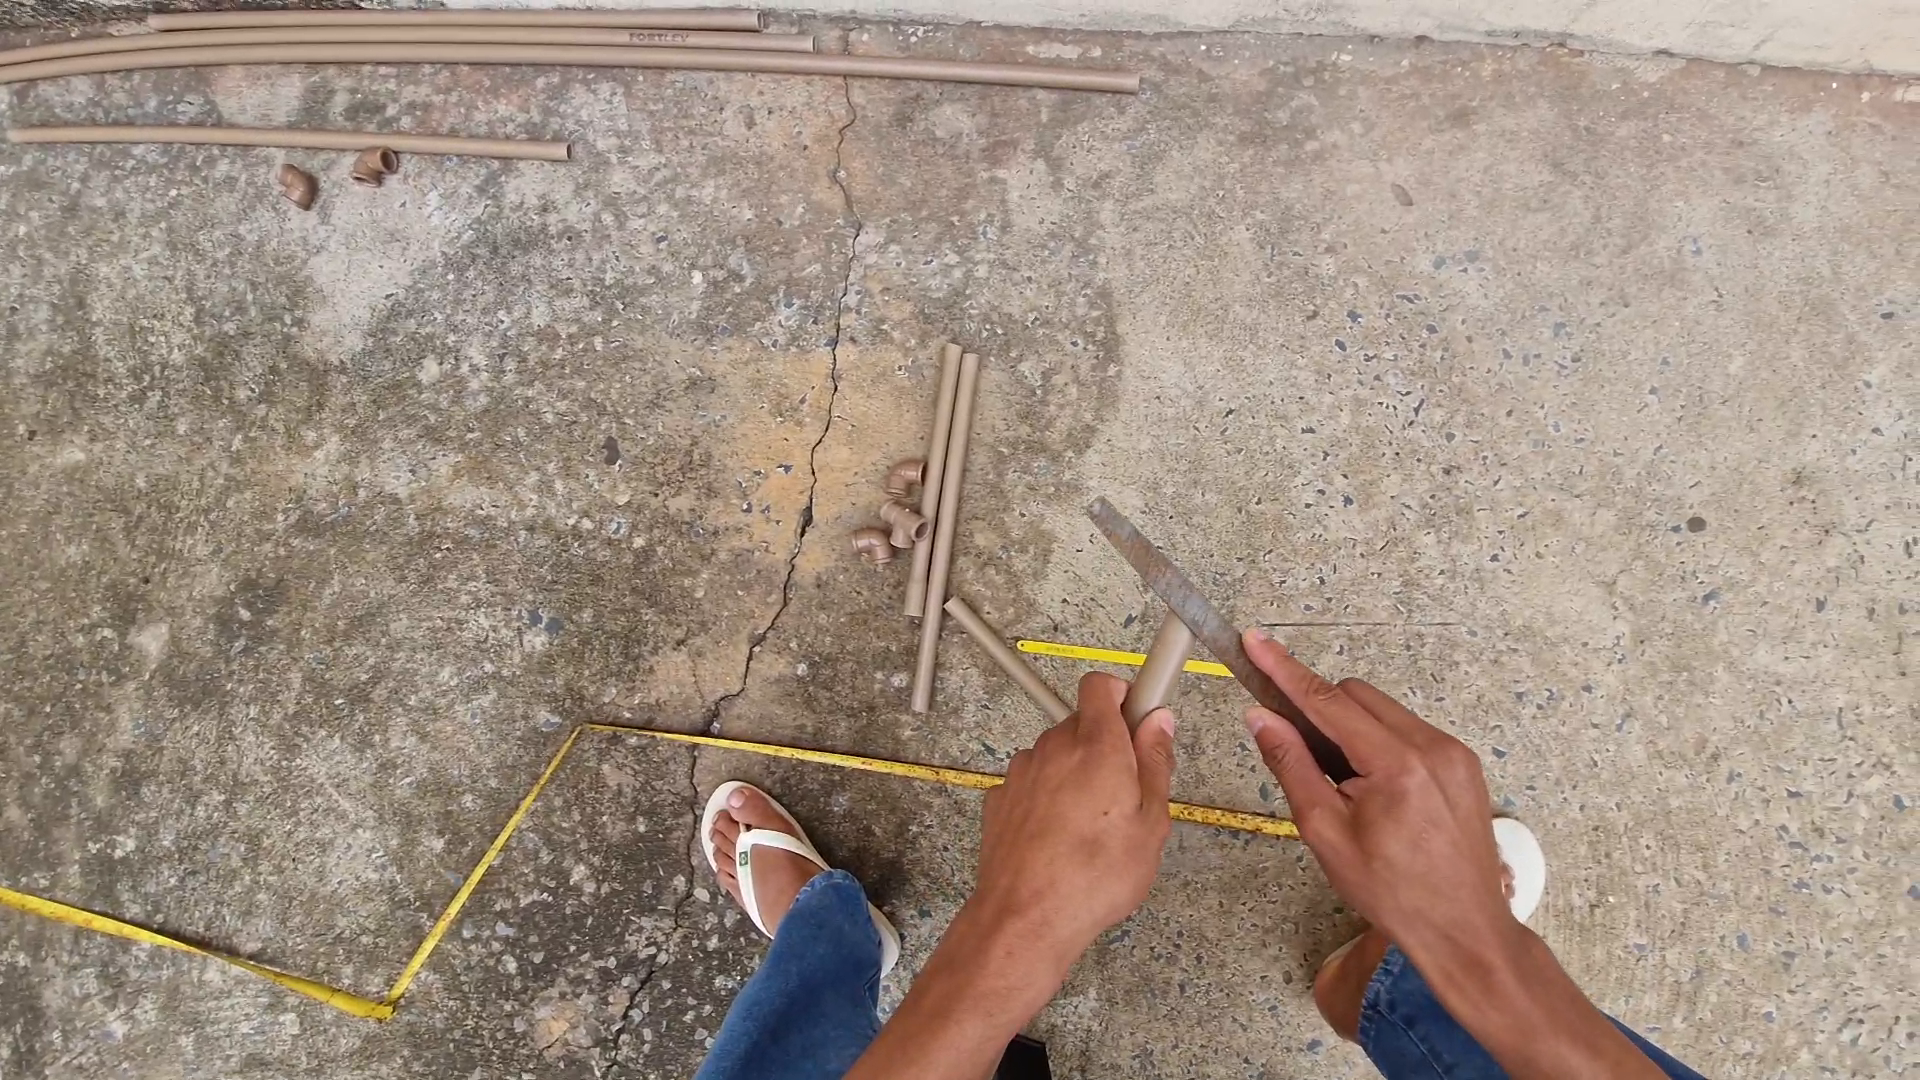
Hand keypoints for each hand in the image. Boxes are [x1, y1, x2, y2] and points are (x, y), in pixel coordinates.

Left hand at [847, 674, 1176, 1079]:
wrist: (1027, 915)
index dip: (1121, 694)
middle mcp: (1054, 745)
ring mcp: (1023, 768)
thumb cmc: (1096, 874)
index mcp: (1096, 744)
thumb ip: (1156, 762)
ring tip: (1090, 825)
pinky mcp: (1001, 794)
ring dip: (1074, 773)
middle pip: (1082, 723)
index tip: (1136, 719)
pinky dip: (1047, 796)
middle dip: (1105, 745)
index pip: (1100, 685)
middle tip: (1125, 792)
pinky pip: (1033, 781)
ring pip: (1057, 754)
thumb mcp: (1151, 823)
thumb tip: (1159, 720)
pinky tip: (1058, 837)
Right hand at [1240, 629, 1511, 958]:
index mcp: (1395, 765)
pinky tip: (1371, 783)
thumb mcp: (1323, 830)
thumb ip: (1290, 763)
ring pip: (1380, 708)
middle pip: (1354, 694)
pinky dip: (1376, 739)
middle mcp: (1431, 746)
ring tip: (1342, 779)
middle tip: (1300, 749)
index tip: (1255, 641)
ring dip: (1348, 725)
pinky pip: (1405, 727)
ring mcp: (1453, 753)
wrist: (1465, 932)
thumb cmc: (1390, 889)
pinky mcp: (1462, 763)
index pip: (1326, 700)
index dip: (1283, 669)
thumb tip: (1260, 716)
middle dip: (1319, 708)